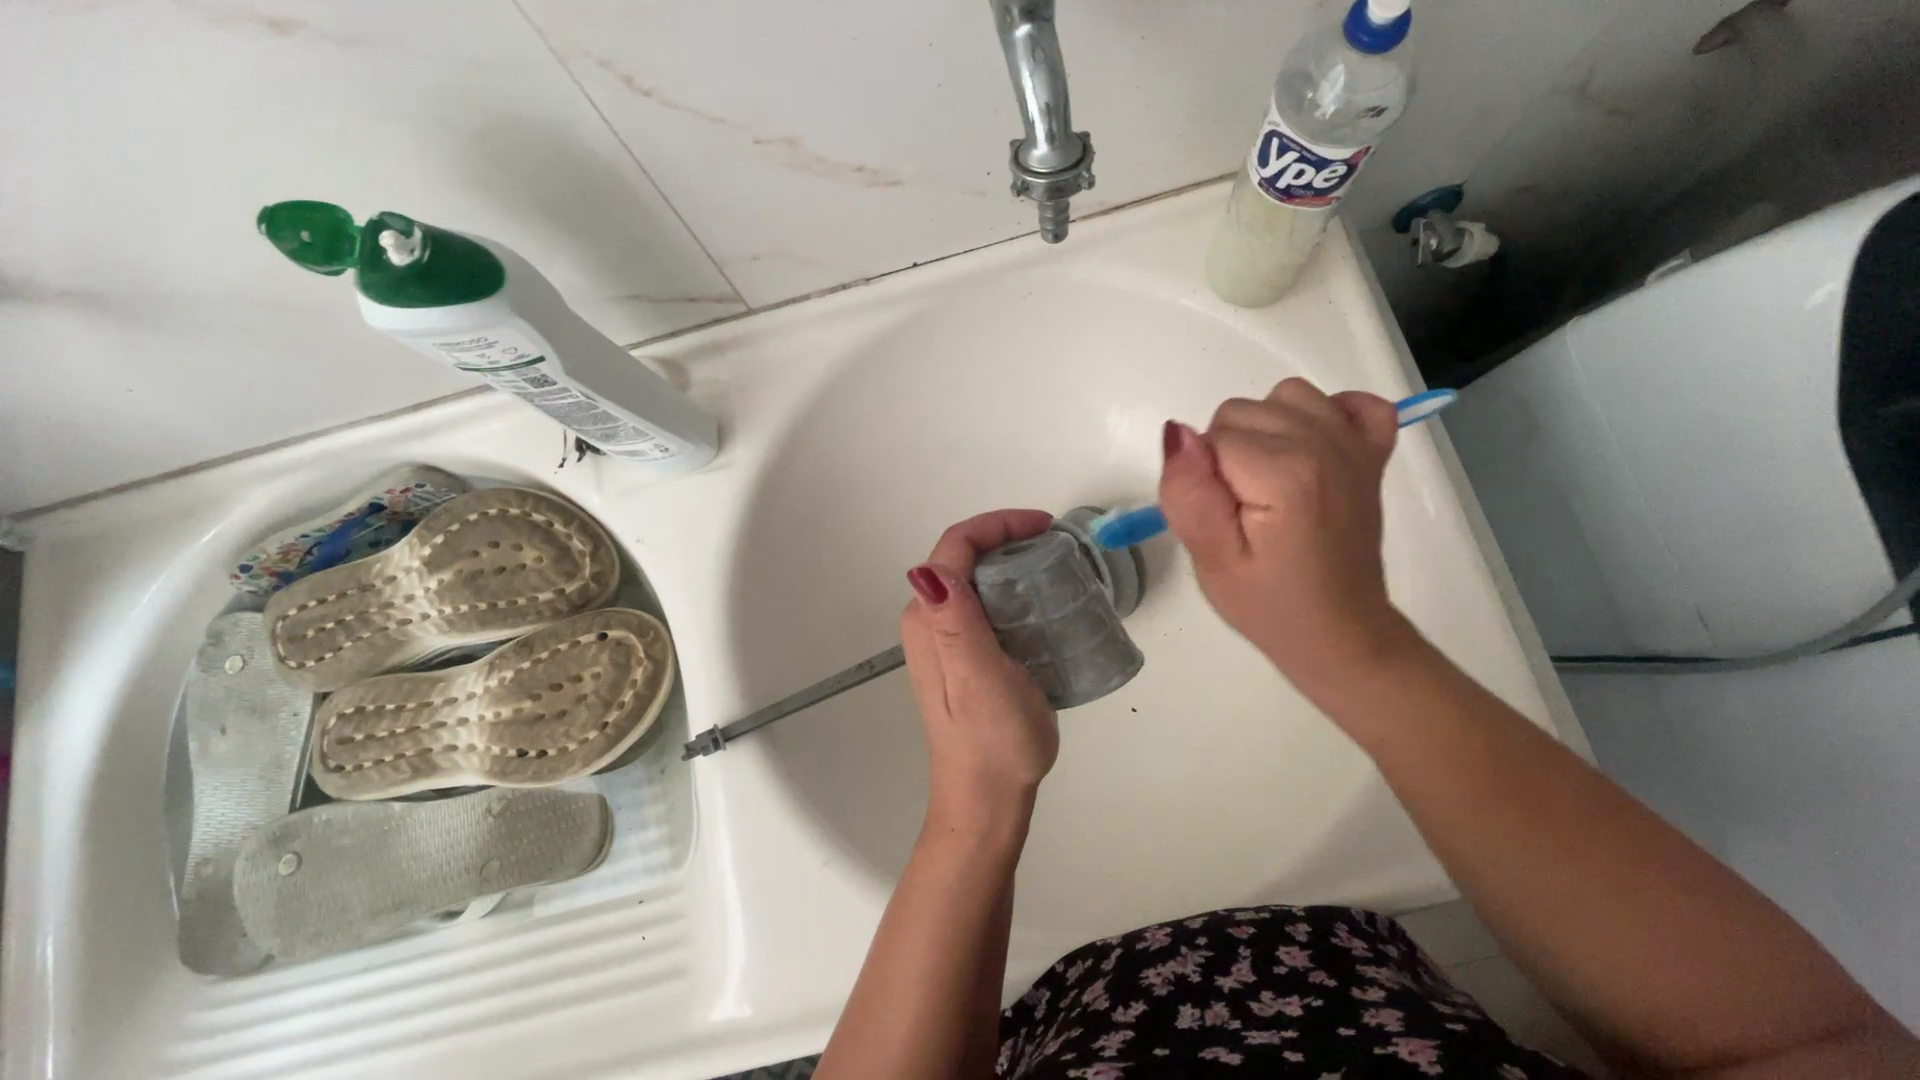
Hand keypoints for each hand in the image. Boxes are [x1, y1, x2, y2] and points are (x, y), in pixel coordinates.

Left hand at [901, 510, 1059, 828]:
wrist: (987, 797)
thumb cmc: (992, 740)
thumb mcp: (979, 678)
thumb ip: (955, 624)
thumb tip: (931, 570)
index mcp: (930, 618)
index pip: (956, 547)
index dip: (998, 524)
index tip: (1045, 528)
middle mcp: (930, 622)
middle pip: (964, 557)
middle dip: (1009, 539)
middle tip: (1058, 548)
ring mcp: (946, 640)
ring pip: (977, 580)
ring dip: (1014, 565)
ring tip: (1059, 571)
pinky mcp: (965, 656)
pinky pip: (987, 606)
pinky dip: (1016, 594)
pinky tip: (1046, 608)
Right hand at [1159, 377, 1413, 686]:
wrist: (1338, 631)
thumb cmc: (1268, 605)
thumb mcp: (1212, 561)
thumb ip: (1189, 493)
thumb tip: (1178, 433)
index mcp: (1285, 472)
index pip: (1211, 439)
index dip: (1203, 480)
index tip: (1223, 522)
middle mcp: (1324, 443)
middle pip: (1241, 412)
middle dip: (1228, 455)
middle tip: (1243, 512)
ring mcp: (1354, 444)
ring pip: (1283, 398)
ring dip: (1267, 431)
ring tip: (1269, 483)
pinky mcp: (1371, 453)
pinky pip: (1350, 402)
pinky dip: (1328, 416)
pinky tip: (1313, 452)